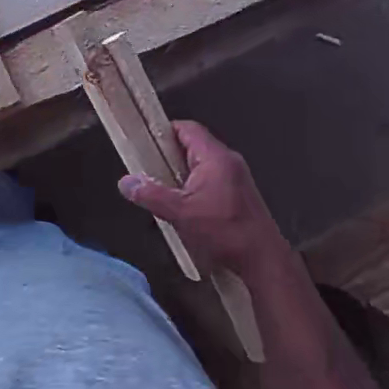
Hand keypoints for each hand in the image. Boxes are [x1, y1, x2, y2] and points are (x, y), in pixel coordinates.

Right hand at [117, 120, 288, 274]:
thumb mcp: (180, 213)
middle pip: (192, 145)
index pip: (187, 128)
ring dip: (177, 173)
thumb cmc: (225, 232)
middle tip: (145, 169)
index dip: (162, 131)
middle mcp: (228, 161)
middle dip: (166, 155)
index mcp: (216, 158)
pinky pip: (208, 178)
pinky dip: (190, 185)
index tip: (142, 143)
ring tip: (158, 188)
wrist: (262, 259)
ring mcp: (235, 176)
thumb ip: (150, 195)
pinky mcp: (237, 192)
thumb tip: (126, 183)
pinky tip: (179, 204)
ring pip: (199, 163)